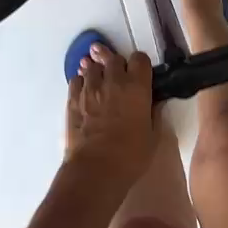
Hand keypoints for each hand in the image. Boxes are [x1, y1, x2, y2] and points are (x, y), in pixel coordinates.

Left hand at [64, 42, 154, 183]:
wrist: (95, 168)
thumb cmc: (130, 156)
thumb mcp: (153, 137)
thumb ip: (154, 114)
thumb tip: (154, 102)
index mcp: (136, 88)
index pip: (139, 59)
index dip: (140, 65)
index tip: (140, 74)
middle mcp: (113, 81)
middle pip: (114, 58)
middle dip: (117, 66)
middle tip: (118, 78)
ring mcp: (90, 87)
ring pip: (92, 66)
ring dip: (97, 70)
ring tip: (99, 80)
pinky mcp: (72, 97)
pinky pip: (76, 79)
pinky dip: (81, 82)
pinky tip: (84, 92)